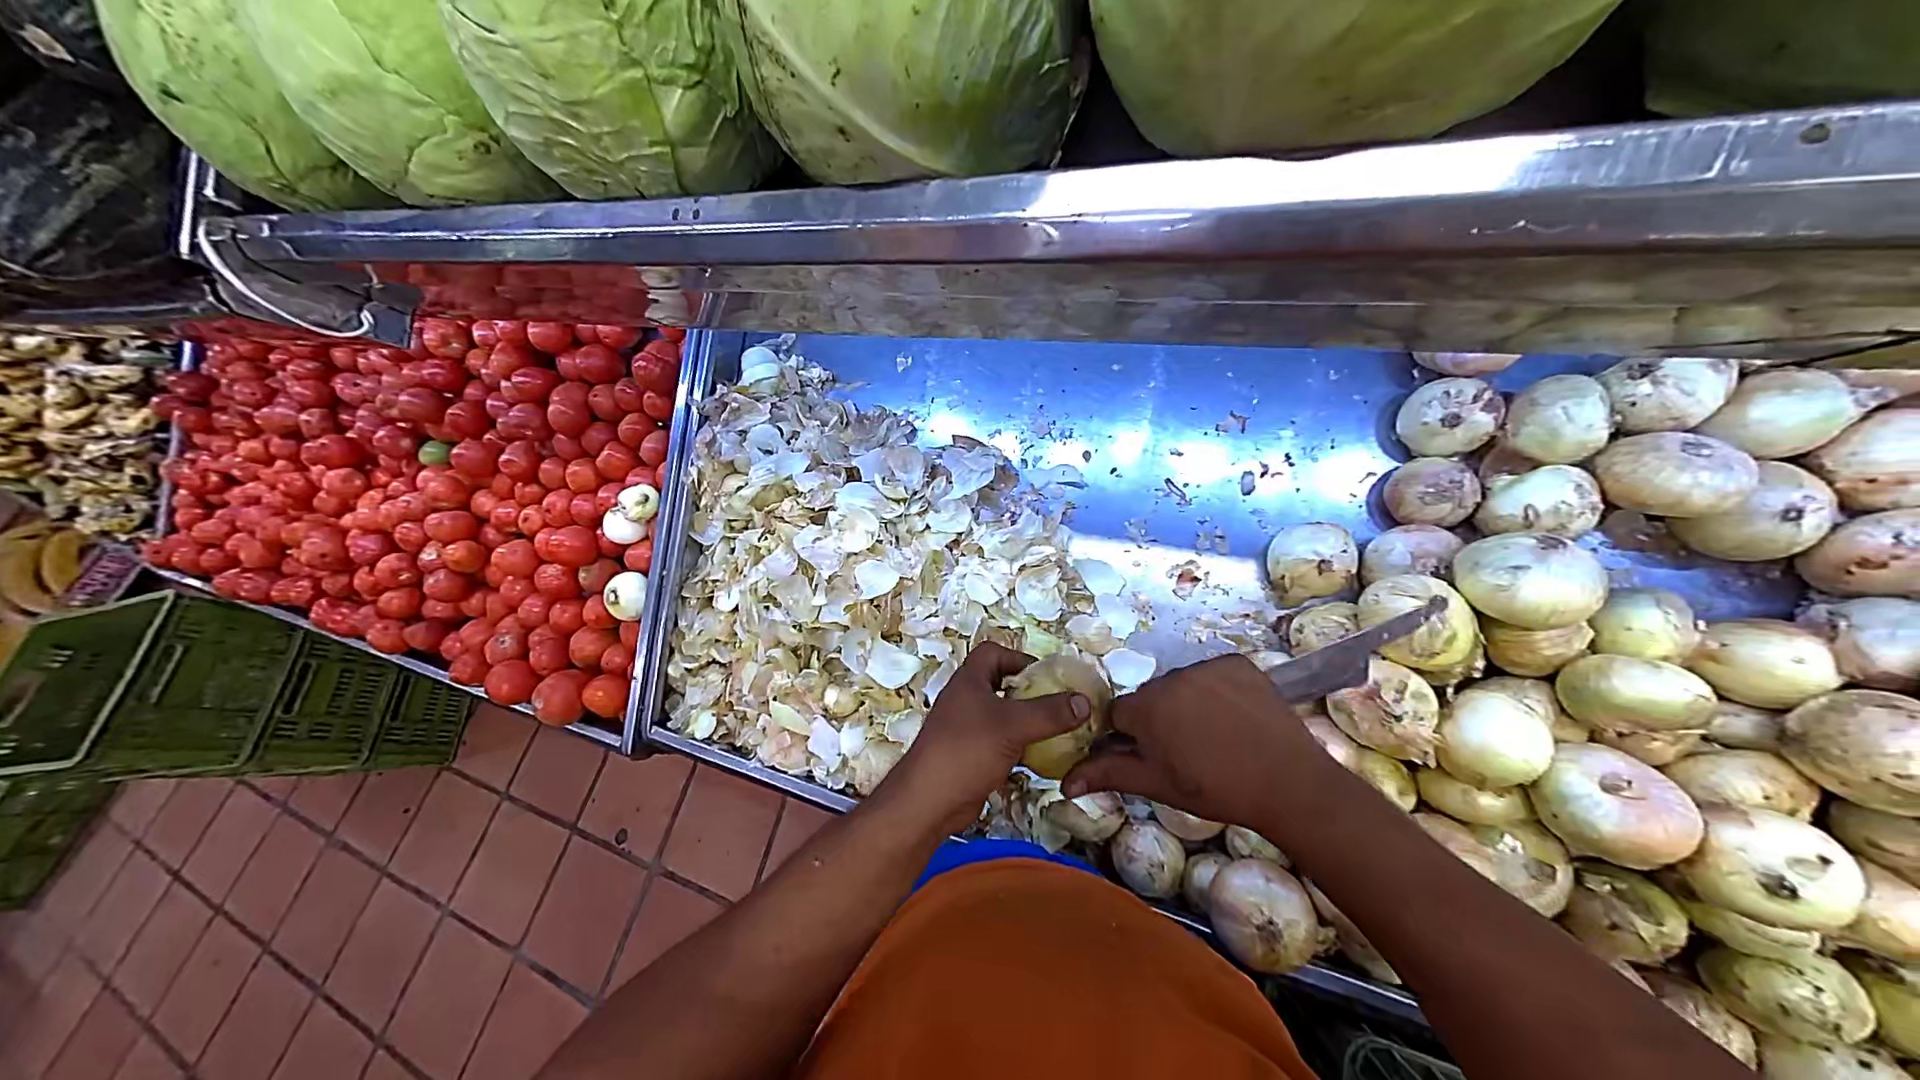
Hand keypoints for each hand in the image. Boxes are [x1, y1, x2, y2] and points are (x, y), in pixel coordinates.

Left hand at [871, 642, 1090, 836]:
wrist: (929, 801)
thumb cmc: (967, 750)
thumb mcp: (1013, 726)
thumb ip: (1050, 712)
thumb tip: (1084, 702)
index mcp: (969, 680)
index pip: (993, 653)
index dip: (1019, 658)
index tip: (1045, 675)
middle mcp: (966, 699)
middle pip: (1001, 685)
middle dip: (1030, 693)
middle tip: (1057, 704)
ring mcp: (966, 729)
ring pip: (1003, 716)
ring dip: (1027, 722)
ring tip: (1056, 732)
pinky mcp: (971, 755)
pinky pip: (1002, 743)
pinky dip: (1021, 747)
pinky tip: (1041, 760)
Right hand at [1062, 653, 1334, 831]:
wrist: (1289, 784)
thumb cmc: (1216, 789)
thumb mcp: (1157, 784)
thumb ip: (1108, 774)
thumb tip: (1064, 782)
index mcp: (1146, 707)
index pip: (1120, 714)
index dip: (1132, 736)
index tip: (1154, 755)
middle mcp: (1171, 677)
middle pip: (1151, 696)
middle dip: (1160, 719)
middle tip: (1187, 751)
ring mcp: (1206, 666)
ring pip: (1181, 684)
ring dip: (1187, 703)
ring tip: (1215, 736)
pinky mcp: (1237, 663)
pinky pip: (1212, 673)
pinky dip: (1217, 690)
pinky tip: (1234, 717)